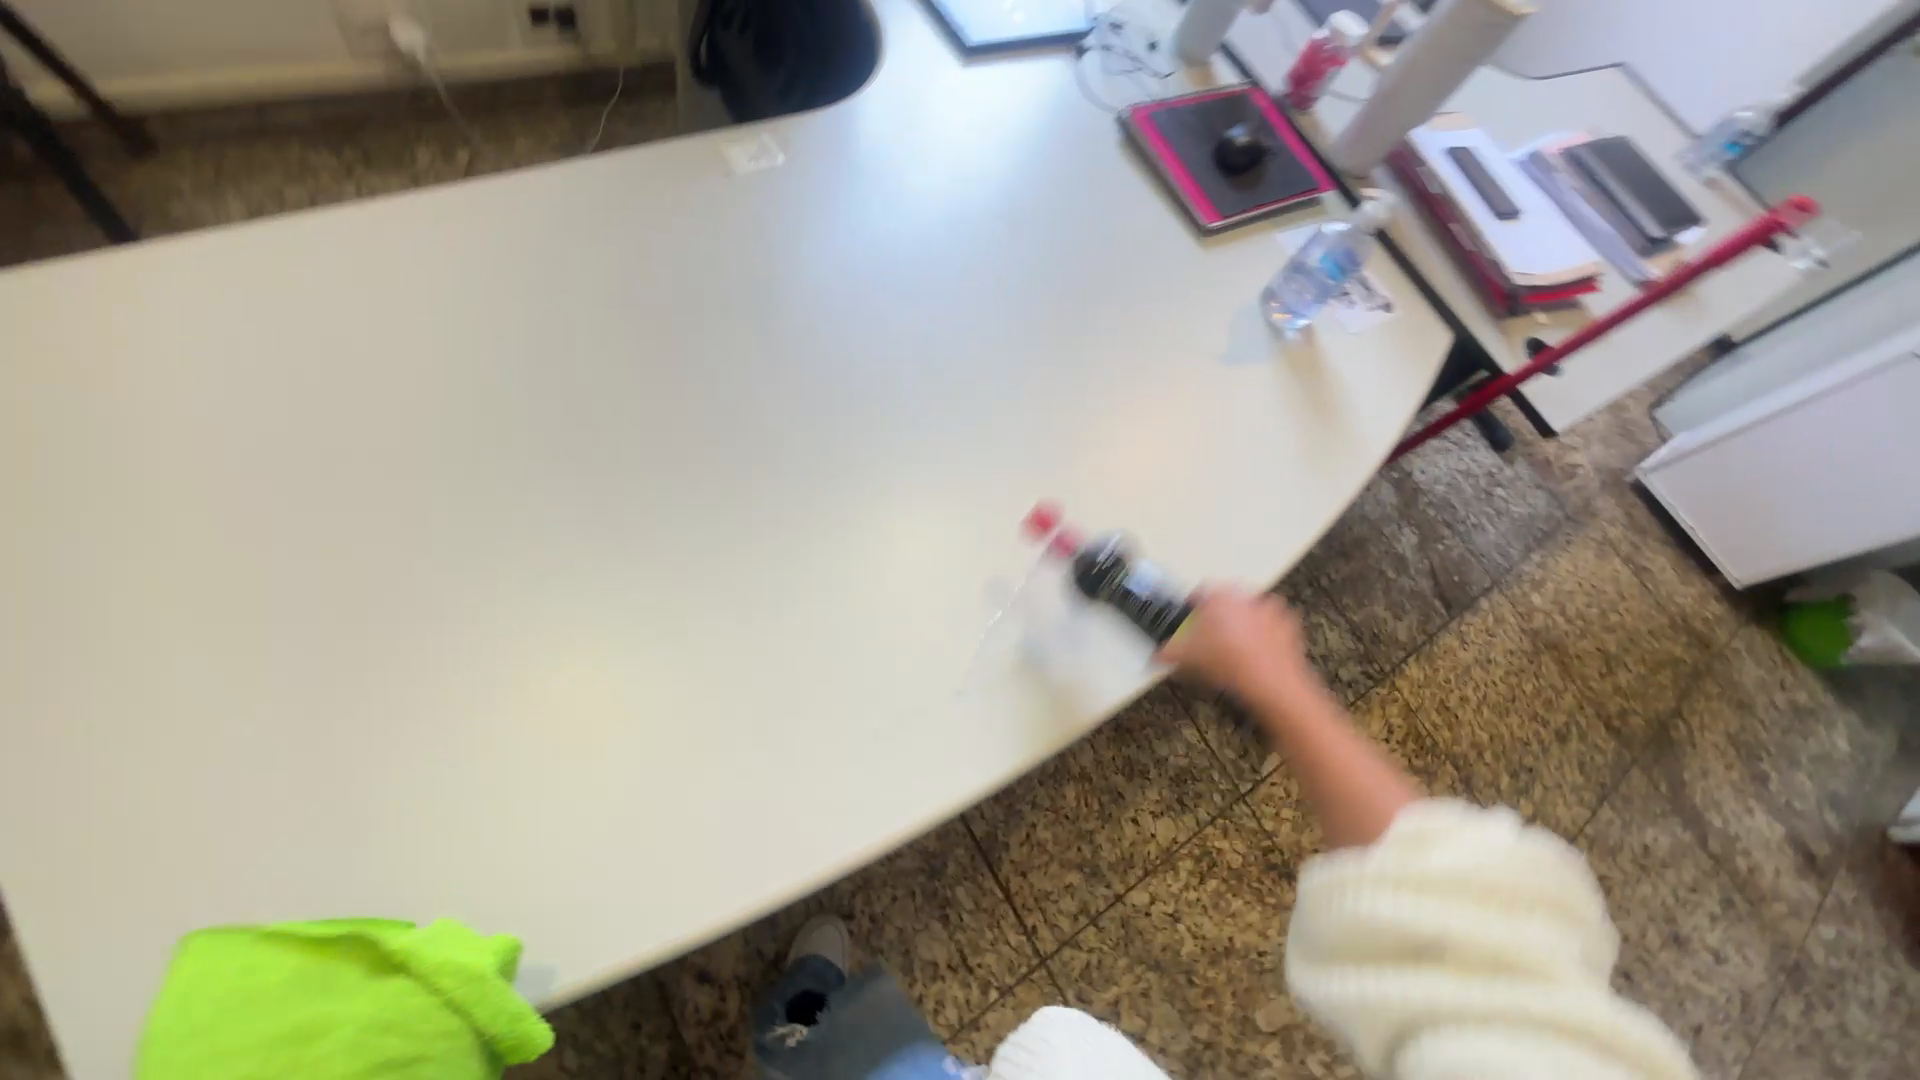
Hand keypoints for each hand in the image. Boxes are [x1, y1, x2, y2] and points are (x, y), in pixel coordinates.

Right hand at [1159, 585, 1325, 707]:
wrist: (1271, 681)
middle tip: (1212, 632)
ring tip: (1235, 643)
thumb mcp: (1187, 658)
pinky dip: (1266, 632)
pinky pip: (1273, 623)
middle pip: (1227, 597)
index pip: (1200, 591)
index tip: (1190, 617)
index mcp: (1218, 596)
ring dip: (1244, 619)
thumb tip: (1155, 656)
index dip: (1192, 604)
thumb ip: (1167, 652)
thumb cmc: (1226, 662)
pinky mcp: (1289, 623)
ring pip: (1251, 608)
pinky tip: (1258, 650)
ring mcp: (1270, 608)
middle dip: (1219, 611)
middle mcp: (1244, 595)